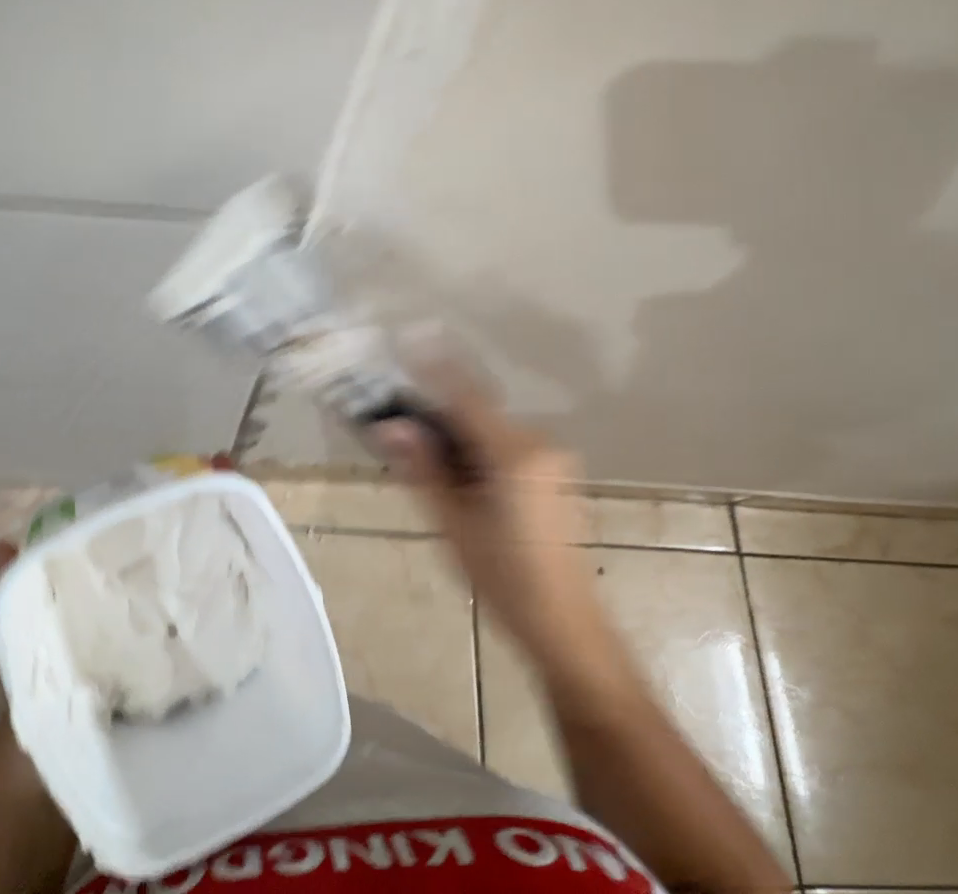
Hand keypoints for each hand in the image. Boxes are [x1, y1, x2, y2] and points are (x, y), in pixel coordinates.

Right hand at [370, 362, 615, 673]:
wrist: (565, 623)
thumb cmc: (503, 579)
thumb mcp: (452, 524)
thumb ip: (423, 469)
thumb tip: (391, 426)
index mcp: (514, 455)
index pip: (466, 395)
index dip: (436, 364)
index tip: (410, 334)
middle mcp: (539, 446)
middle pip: (478, 414)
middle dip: (440, 417)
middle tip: (401, 431)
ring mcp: (553, 460)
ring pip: (492, 432)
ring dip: (459, 439)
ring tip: (430, 472)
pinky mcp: (557, 475)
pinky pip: (508, 449)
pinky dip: (481, 454)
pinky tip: (464, 486)